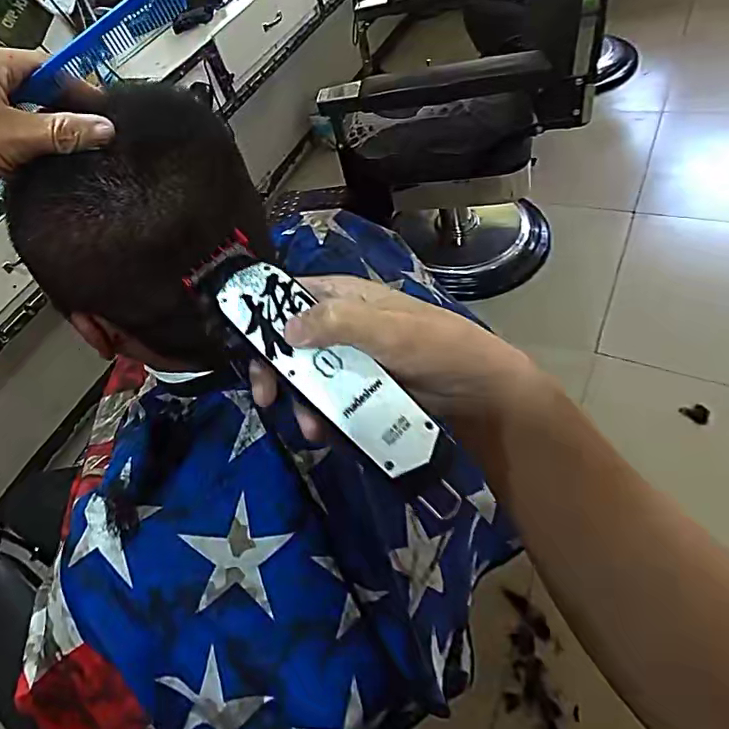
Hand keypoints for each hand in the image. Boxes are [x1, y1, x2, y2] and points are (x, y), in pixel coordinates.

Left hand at [0, 42, 112, 268]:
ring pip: (0, 104)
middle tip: (69, 138)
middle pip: (23, 84)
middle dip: (48, 112)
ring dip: (22, 127)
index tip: (96, 112)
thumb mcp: (16, 140)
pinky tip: (0, 158)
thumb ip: (65, 131)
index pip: (46, 64)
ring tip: (28, 154)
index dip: (76, 90)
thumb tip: (101, 127)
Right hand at [250, 275, 556, 440]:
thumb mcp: (388, 331)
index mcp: (345, 296)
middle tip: (266, 397)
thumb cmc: (435, 346)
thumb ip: (339, 323)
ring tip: (309, 427)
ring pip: (308, 375)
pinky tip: (325, 433)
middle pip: (291, 340)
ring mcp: (352, 358)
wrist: (478, 389)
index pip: (291, 295)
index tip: (249, 347)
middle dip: (276, 369)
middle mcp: (341, 323)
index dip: (265, 316)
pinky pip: (329, 399)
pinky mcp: (361, 387)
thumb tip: (287, 328)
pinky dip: (322, 415)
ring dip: (300, 400)